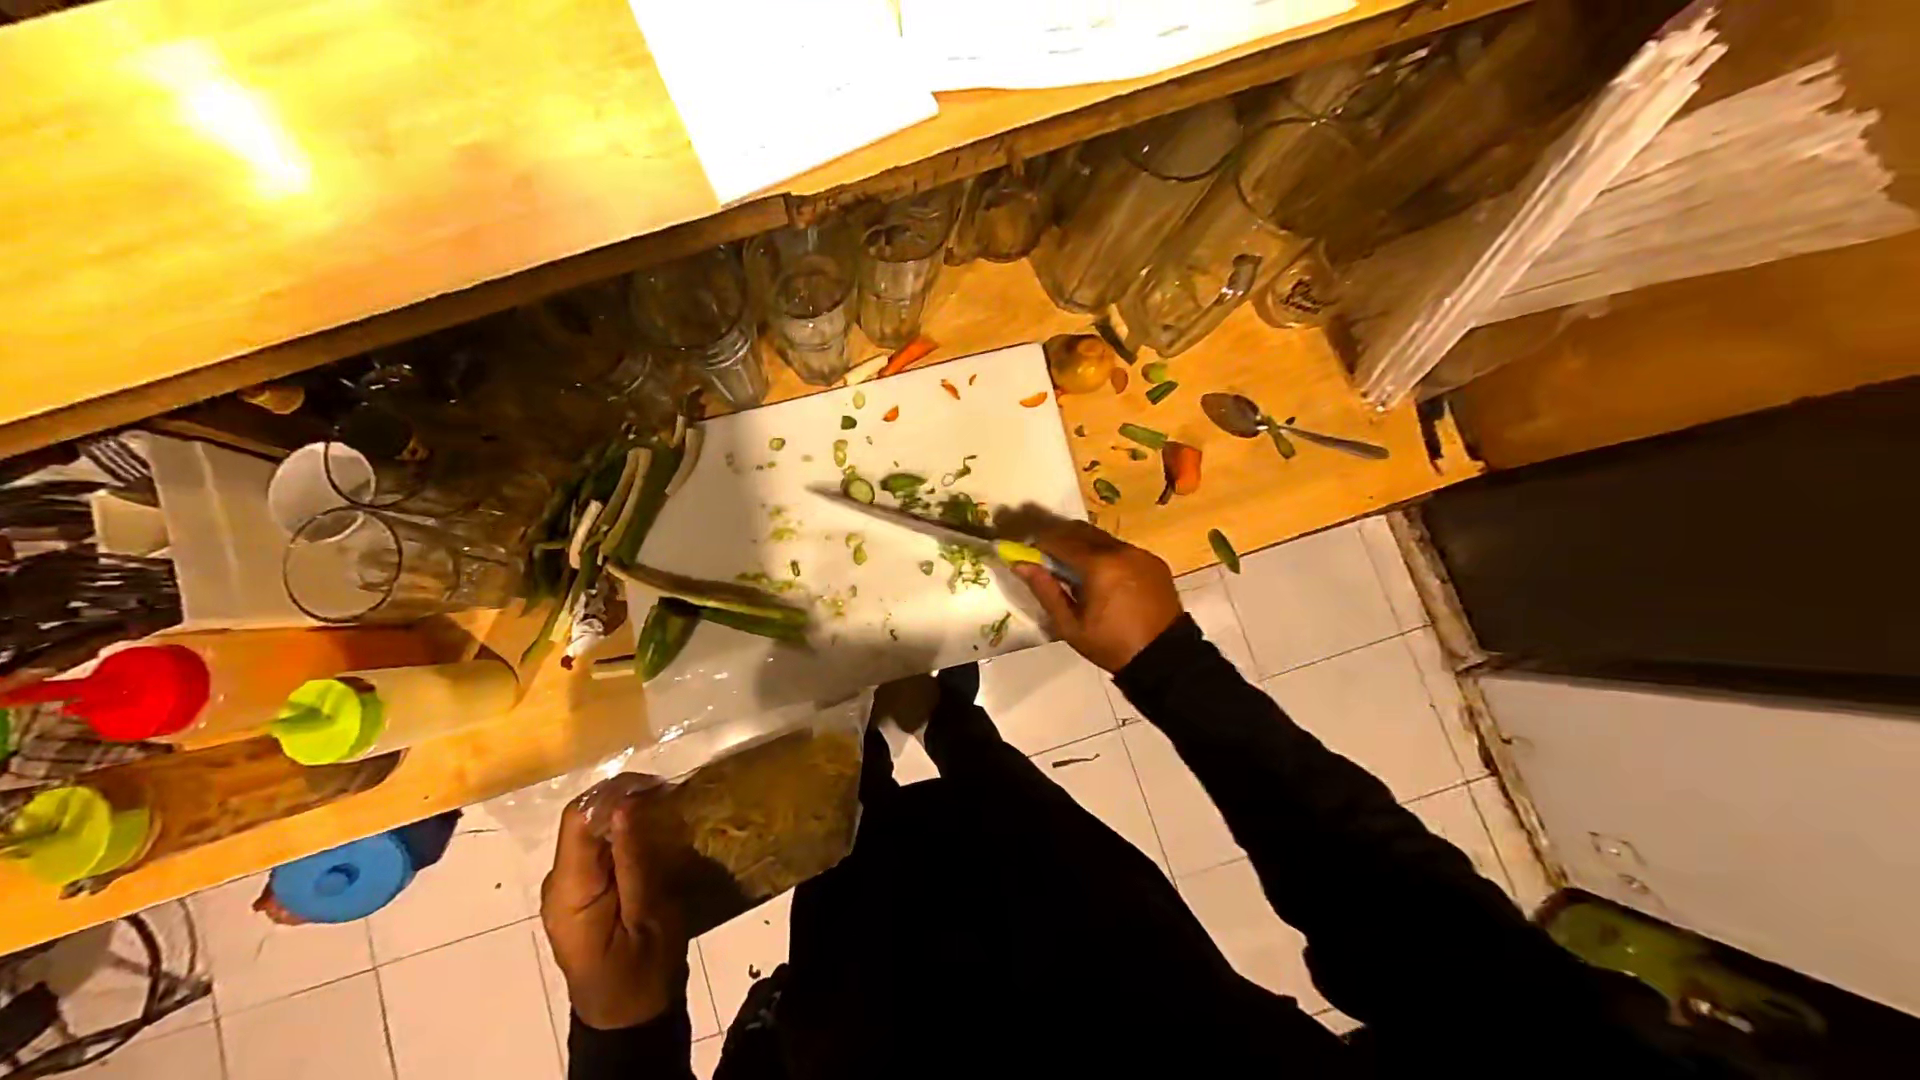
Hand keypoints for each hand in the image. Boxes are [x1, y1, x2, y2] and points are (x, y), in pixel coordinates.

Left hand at [540, 790, 687, 1029]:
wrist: (629, 1016)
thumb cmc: (642, 971)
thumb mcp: (649, 915)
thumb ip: (634, 860)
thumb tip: (627, 805)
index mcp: (570, 892)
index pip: (577, 820)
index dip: (614, 792)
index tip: (658, 786)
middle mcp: (559, 882)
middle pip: (583, 819)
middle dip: (625, 798)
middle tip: (671, 794)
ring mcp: (568, 885)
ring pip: (592, 829)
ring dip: (628, 812)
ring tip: (669, 807)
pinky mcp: (583, 887)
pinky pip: (599, 846)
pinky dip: (626, 830)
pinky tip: (656, 831)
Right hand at [1013, 520, 1182, 672]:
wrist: (1164, 658)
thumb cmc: (1111, 645)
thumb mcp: (1070, 625)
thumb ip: (1045, 590)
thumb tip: (1020, 564)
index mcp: (1099, 565)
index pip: (1060, 540)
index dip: (1039, 544)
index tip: (1028, 553)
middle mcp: (1121, 550)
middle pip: (1081, 531)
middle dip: (1059, 539)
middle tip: (1046, 558)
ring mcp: (1141, 553)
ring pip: (1102, 538)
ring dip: (1083, 546)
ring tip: (1074, 570)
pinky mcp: (1154, 561)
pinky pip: (1122, 549)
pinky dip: (1106, 555)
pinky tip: (1102, 577)